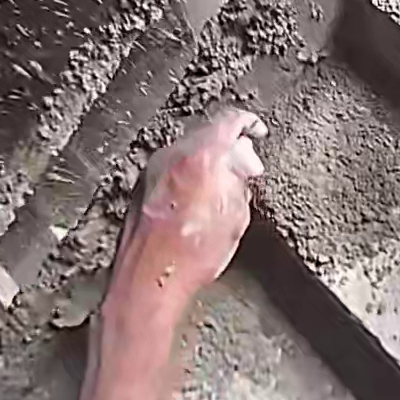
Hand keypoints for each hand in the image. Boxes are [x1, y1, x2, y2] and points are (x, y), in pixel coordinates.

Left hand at [108, 108, 267, 314]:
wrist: (149, 279)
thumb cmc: (192, 253)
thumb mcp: (235, 214)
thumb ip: (241, 179)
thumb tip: (243, 161)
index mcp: (202, 156)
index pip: (230, 120)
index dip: (249, 123)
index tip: (257, 131)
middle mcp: (173, 154)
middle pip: (208, 133)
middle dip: (230, 146)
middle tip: (246, 168)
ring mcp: (154, 167)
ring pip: (190, 149)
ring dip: (209, 159)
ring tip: (224, 187)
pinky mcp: (142, 182)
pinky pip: (174, 164)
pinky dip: (191, 171)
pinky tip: (200, 197)